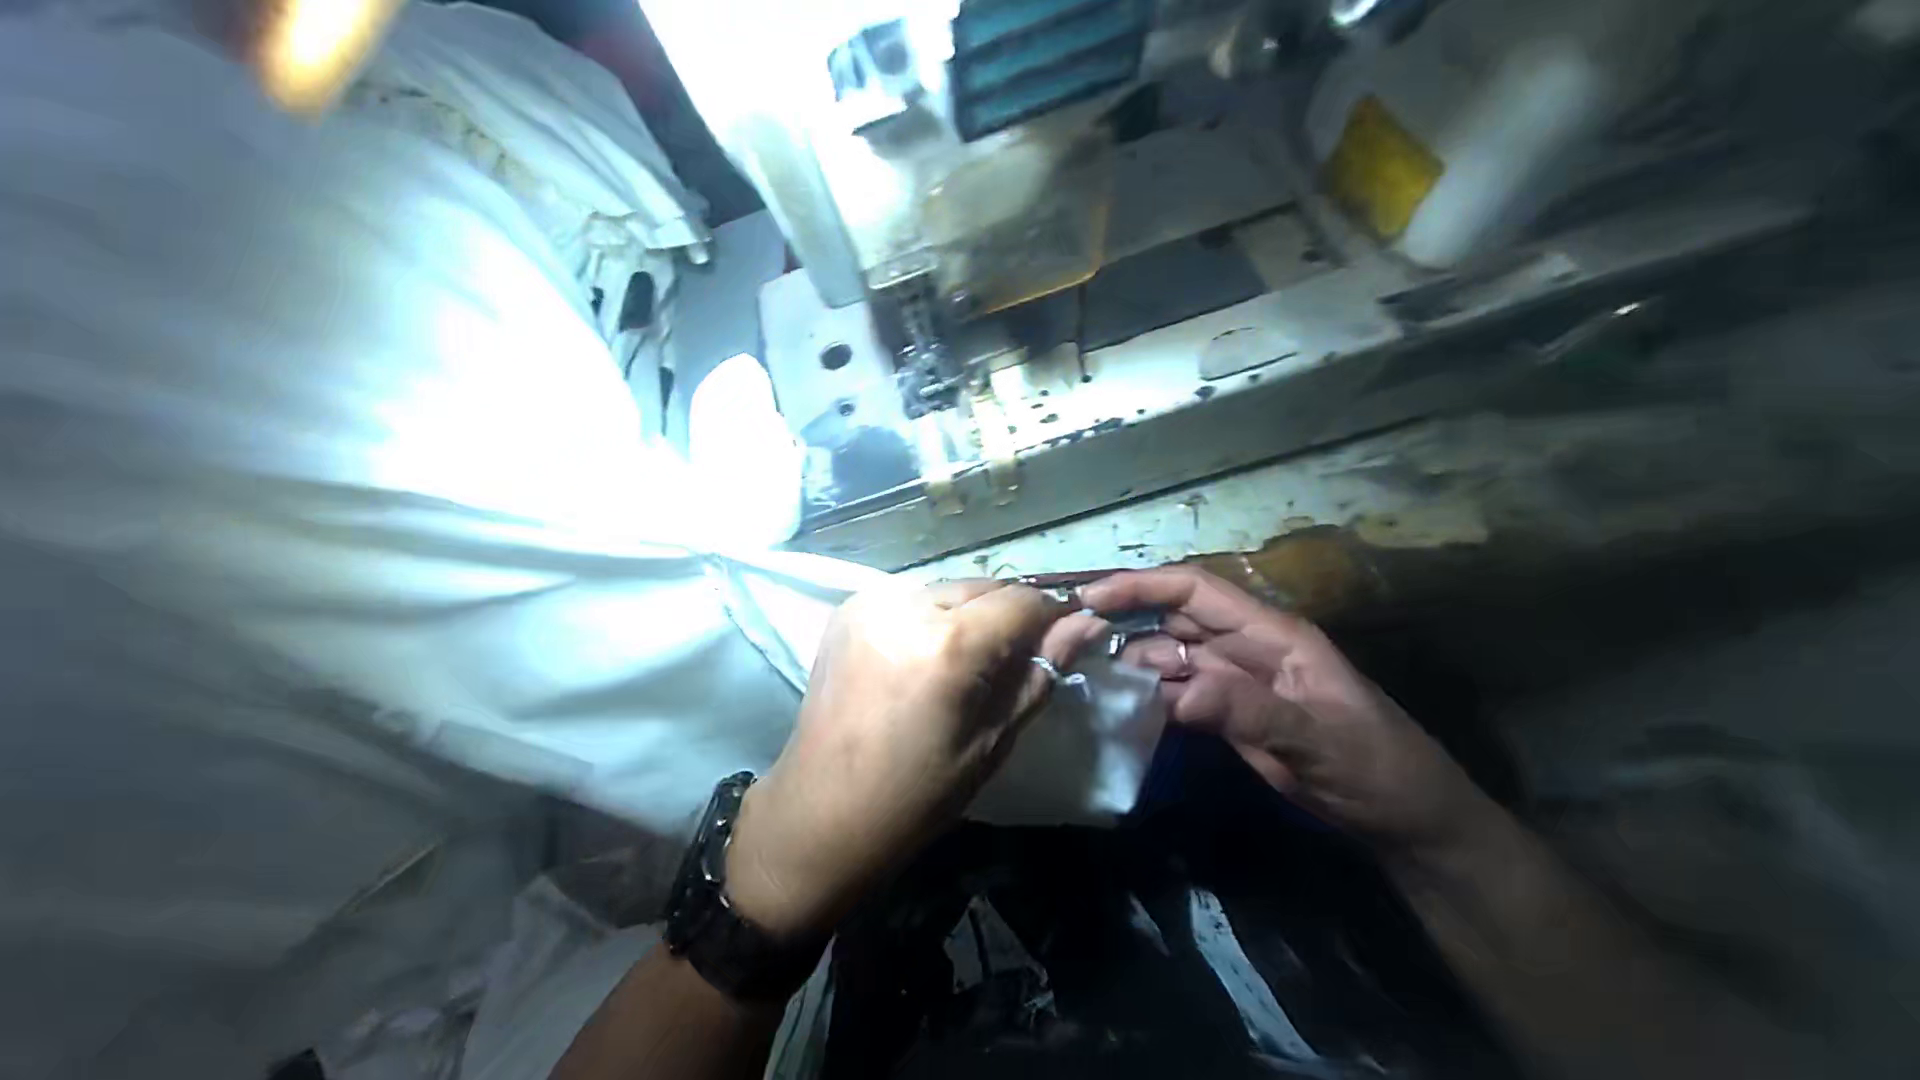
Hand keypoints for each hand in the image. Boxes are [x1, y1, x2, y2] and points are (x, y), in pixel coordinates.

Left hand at [727, 581, 1104, 940]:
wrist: (820, 812)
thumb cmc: (915, 795)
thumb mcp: (992, 740)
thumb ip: (1039, 673)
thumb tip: (1086, 625)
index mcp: (947, 644)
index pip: (1022, 601)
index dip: (1050, 618)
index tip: (1060, 641)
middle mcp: (906, 606)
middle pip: (984, 586)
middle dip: (1009, 615)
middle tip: (1013, 660)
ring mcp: (870, 601)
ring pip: (949, 587)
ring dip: (971, 613)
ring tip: (968, 661)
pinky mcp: (847, 608)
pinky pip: (912, 596)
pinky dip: (933, 615)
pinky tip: (928, 654)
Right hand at [1079, 567, 1496, 852]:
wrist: (1405, 821)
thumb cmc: (1378, 770)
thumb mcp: (1320, 741)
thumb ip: (1249, 712)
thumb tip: (1176, 692)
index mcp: (1273, 634)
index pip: (1197, 590)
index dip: (1143, 586)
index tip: (1091, 598)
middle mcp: (1246, 647)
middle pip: (1175, 616)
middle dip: (1125, 617)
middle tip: (1071, 636)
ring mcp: (1235, 680)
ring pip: (1170, 654)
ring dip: (1131, 660)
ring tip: (1087, 674)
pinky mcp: (1228, 712)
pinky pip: (1177, 691)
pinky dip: (1148, 694)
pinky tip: (1120, 704)